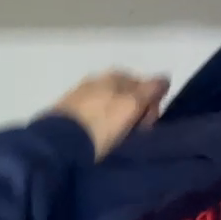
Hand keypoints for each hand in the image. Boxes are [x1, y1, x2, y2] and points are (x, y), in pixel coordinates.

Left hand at [50, 70, 170, 159]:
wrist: (54, 145)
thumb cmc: (100, 124)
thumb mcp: (133, 106)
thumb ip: (152, 89)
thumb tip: (166, 79)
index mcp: (117, 74)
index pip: (147, 85)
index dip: (151, 106)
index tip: (146, 127)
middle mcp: (98, 79)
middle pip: (128, 95)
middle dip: (133, 112)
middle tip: (131, 135)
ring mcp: (78, 95)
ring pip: (109, 106)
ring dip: (114, 120)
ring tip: (111, 141)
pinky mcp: (62, 114)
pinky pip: (91, 117)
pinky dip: (96, 126)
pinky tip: (93, 140)